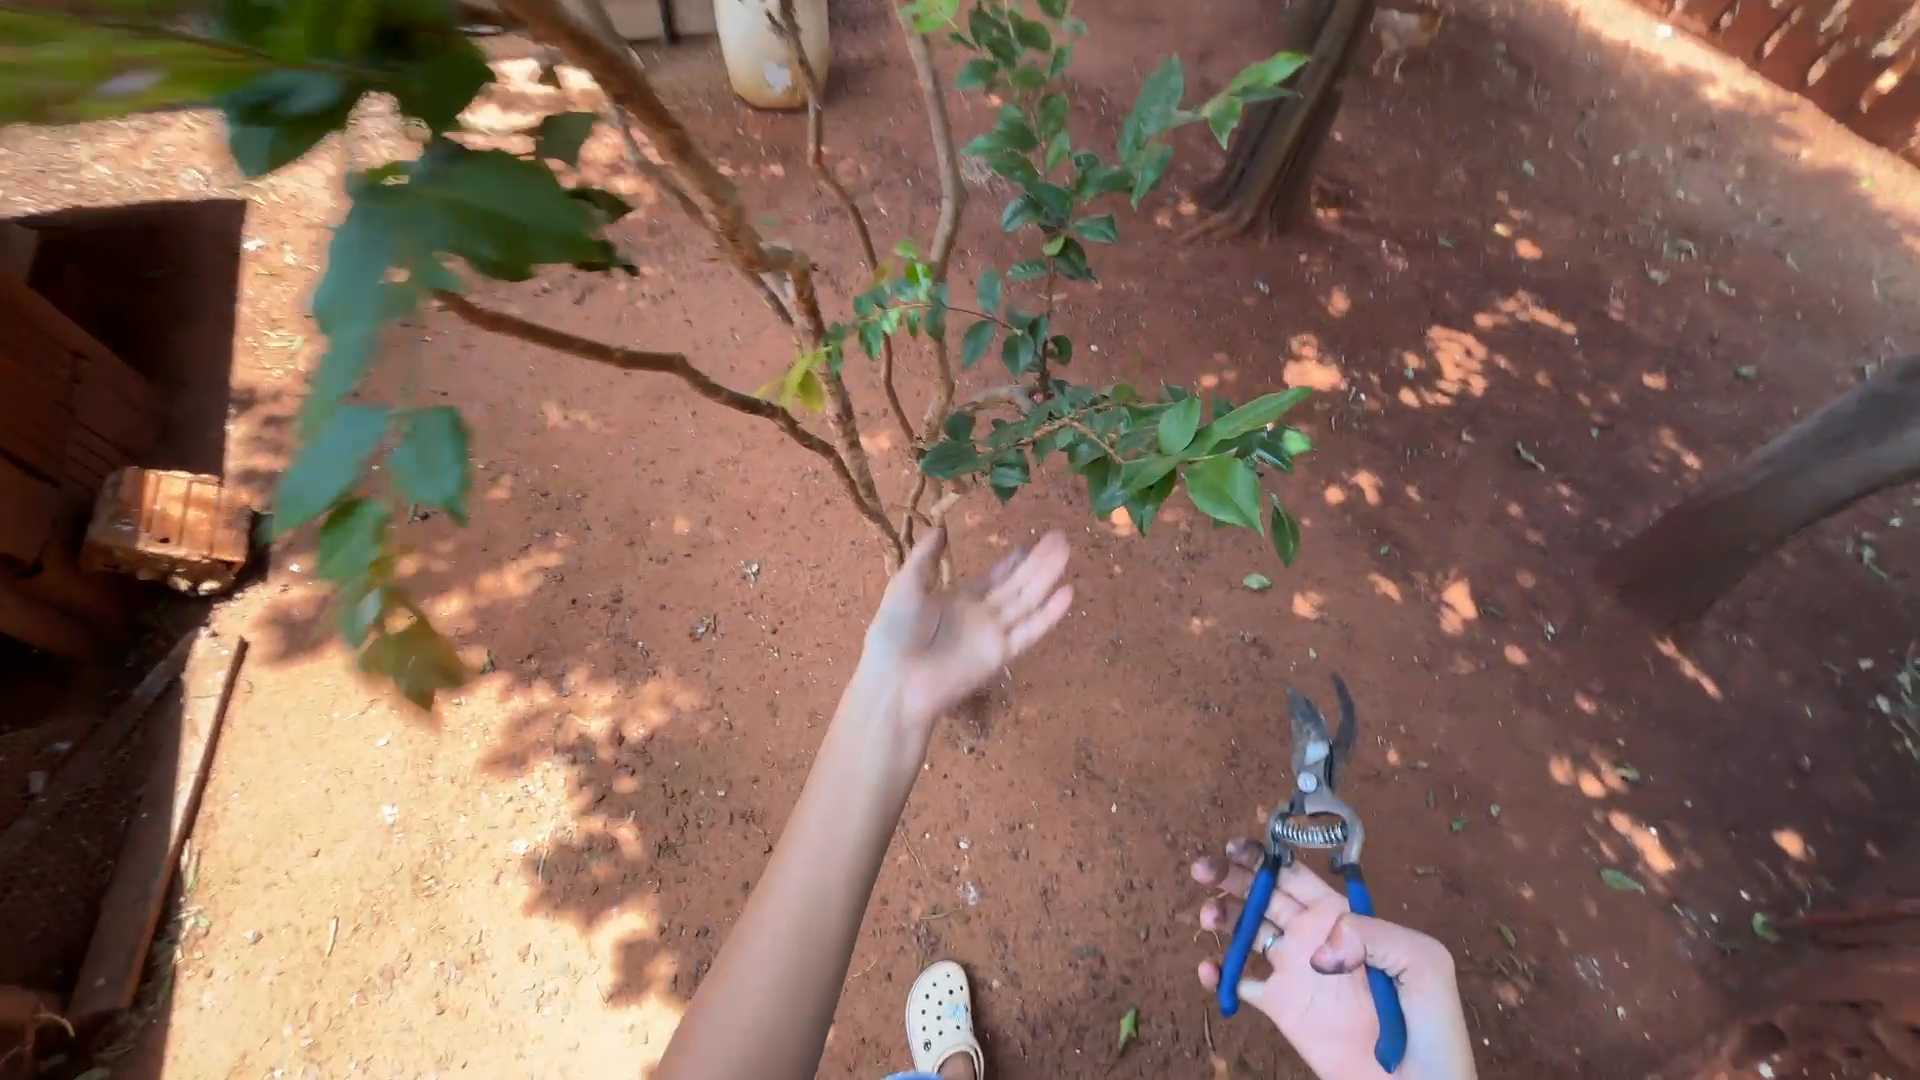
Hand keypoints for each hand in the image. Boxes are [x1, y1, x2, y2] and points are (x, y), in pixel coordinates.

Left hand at [856, 528, 1072, 731]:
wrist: (894, 679)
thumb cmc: (894, 631)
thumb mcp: (906, 584)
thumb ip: (926, 557)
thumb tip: (940, 528)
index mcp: (959, 601)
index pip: (994, 579)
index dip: (1012, 563)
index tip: (1029, 544)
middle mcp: (981, 616)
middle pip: (1017, 585)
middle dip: (1038, 562)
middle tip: (1059, 538)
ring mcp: (993, 635)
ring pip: (1027, 600)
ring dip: (1047, 577)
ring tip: (1066, 551)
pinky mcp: (1000, 654)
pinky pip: (1029, 631)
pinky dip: (1048, 615)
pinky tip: (1067, 593)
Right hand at [1193, 841, 1476, 1079]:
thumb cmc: (1431, 1027)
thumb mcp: (1424, 965)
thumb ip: (1378, 935)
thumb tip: (1324, 937)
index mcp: (1338, 917)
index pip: (1293, 874)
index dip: (1262, 857)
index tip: (1234, 849)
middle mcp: (1310, 936)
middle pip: (1261, 893)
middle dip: (1231, 876)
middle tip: (1203, 871)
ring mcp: (1293, 971)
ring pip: (1245, 929)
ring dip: (1222, 914)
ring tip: (1209, 917)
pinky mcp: (1281, 1007)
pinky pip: (1241, 982)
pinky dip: (1219, 974)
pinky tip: (1210, 971)